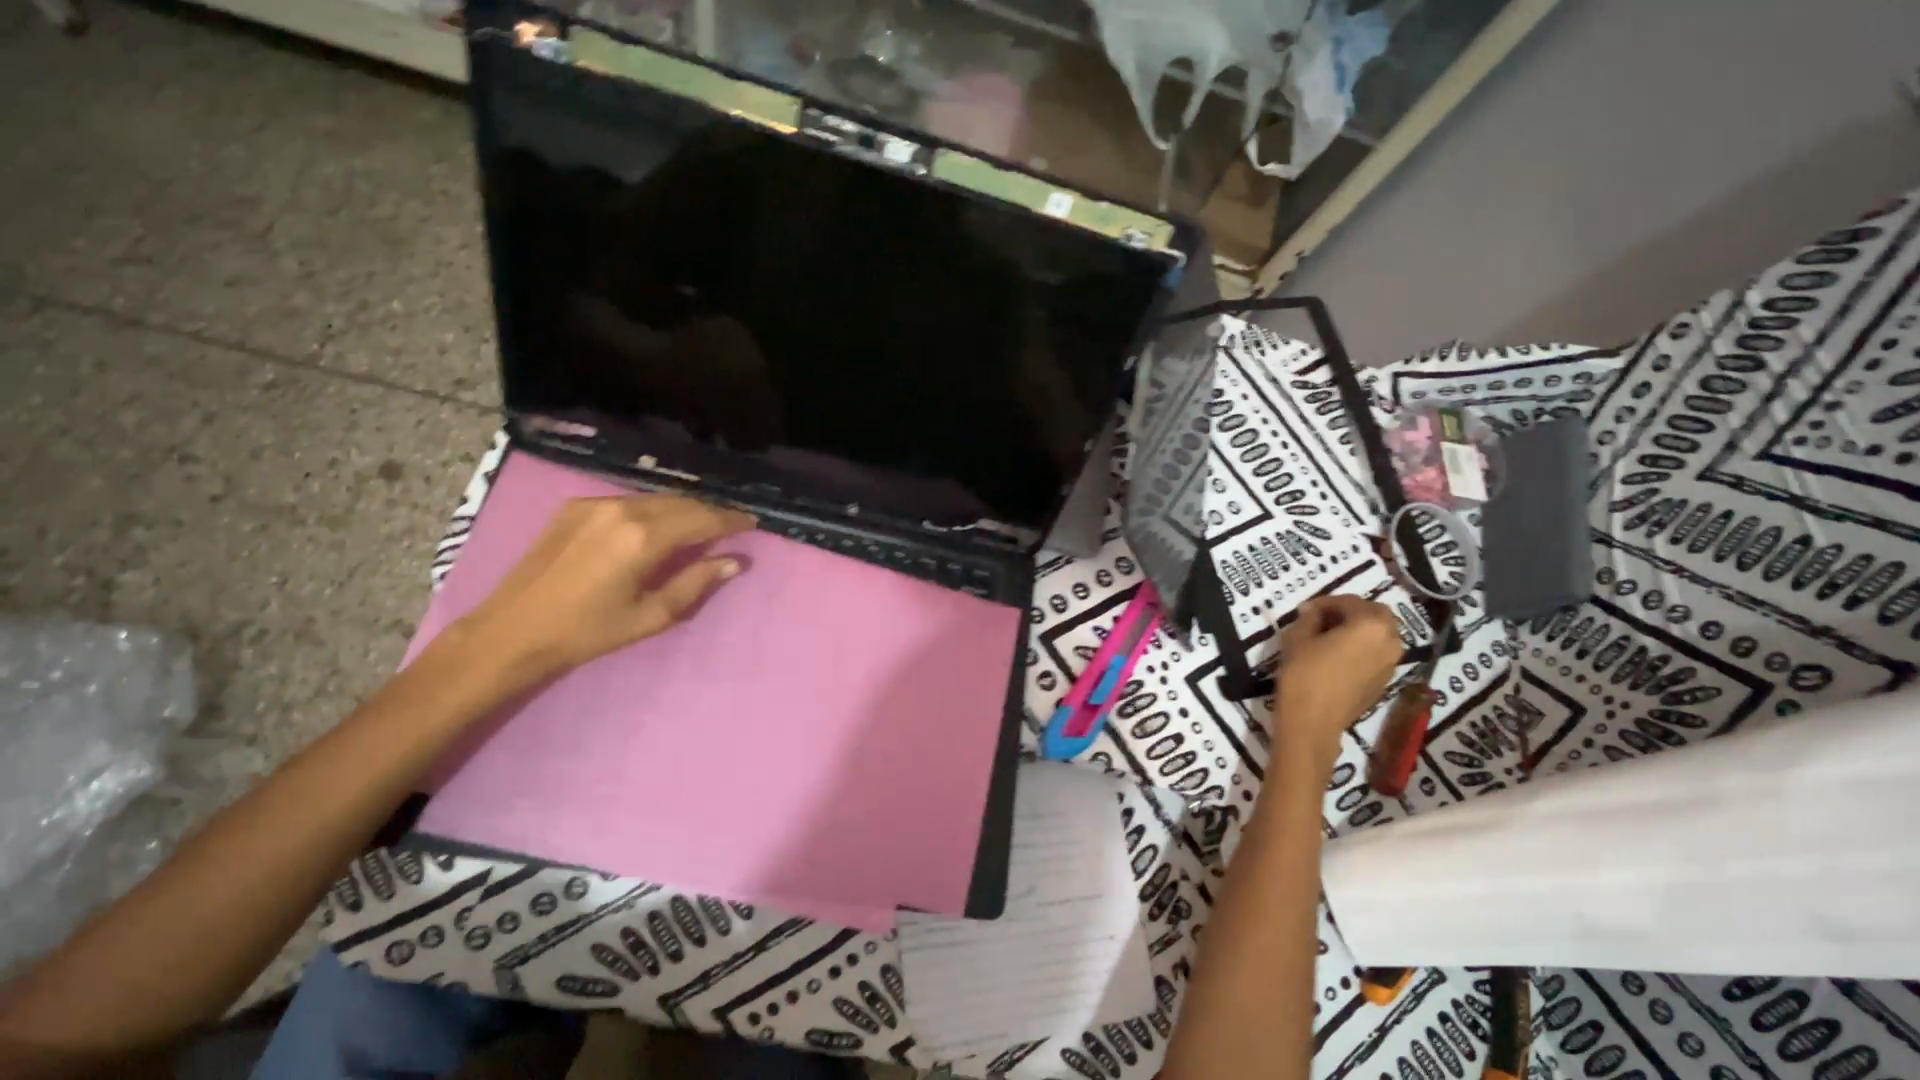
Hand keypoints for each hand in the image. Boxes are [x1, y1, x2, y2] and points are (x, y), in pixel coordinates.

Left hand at [445, 494, 755, 692]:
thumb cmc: (588, 632)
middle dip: (709, 512)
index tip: (752, 522)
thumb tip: (734, 561)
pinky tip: (656, 526)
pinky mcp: (574, 506)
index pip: (702, 519)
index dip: (730, 520)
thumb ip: (696, 583)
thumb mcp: (651, 615)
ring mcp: (595, 503)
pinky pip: (627, 501)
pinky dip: (652, 509)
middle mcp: (622, 509)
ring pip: (654, 498)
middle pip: (681, 502)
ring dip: (681, 509)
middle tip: (731, 524)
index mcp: (644, 538)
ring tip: (699, 524)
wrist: (514, 629)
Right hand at [1271, 595, 1403, 774]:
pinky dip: (1363, 647)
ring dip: (1360, 628)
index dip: (1325, 602)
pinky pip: (1378, 653)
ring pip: (1380, 633)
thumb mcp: (1297, 639)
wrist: (1313, 723)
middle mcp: (1390, 640)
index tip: (1305, 609)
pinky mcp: (1385, 680)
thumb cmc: (1304, 675)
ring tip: (1331, 636)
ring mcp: (1391, 662)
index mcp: (1370, 624)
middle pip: (1375, 613)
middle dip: (1350, 611)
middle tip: (1323, 618)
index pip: (1349, 602)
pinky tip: (1339, 655)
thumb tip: (1312, 611)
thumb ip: (1308, 618)